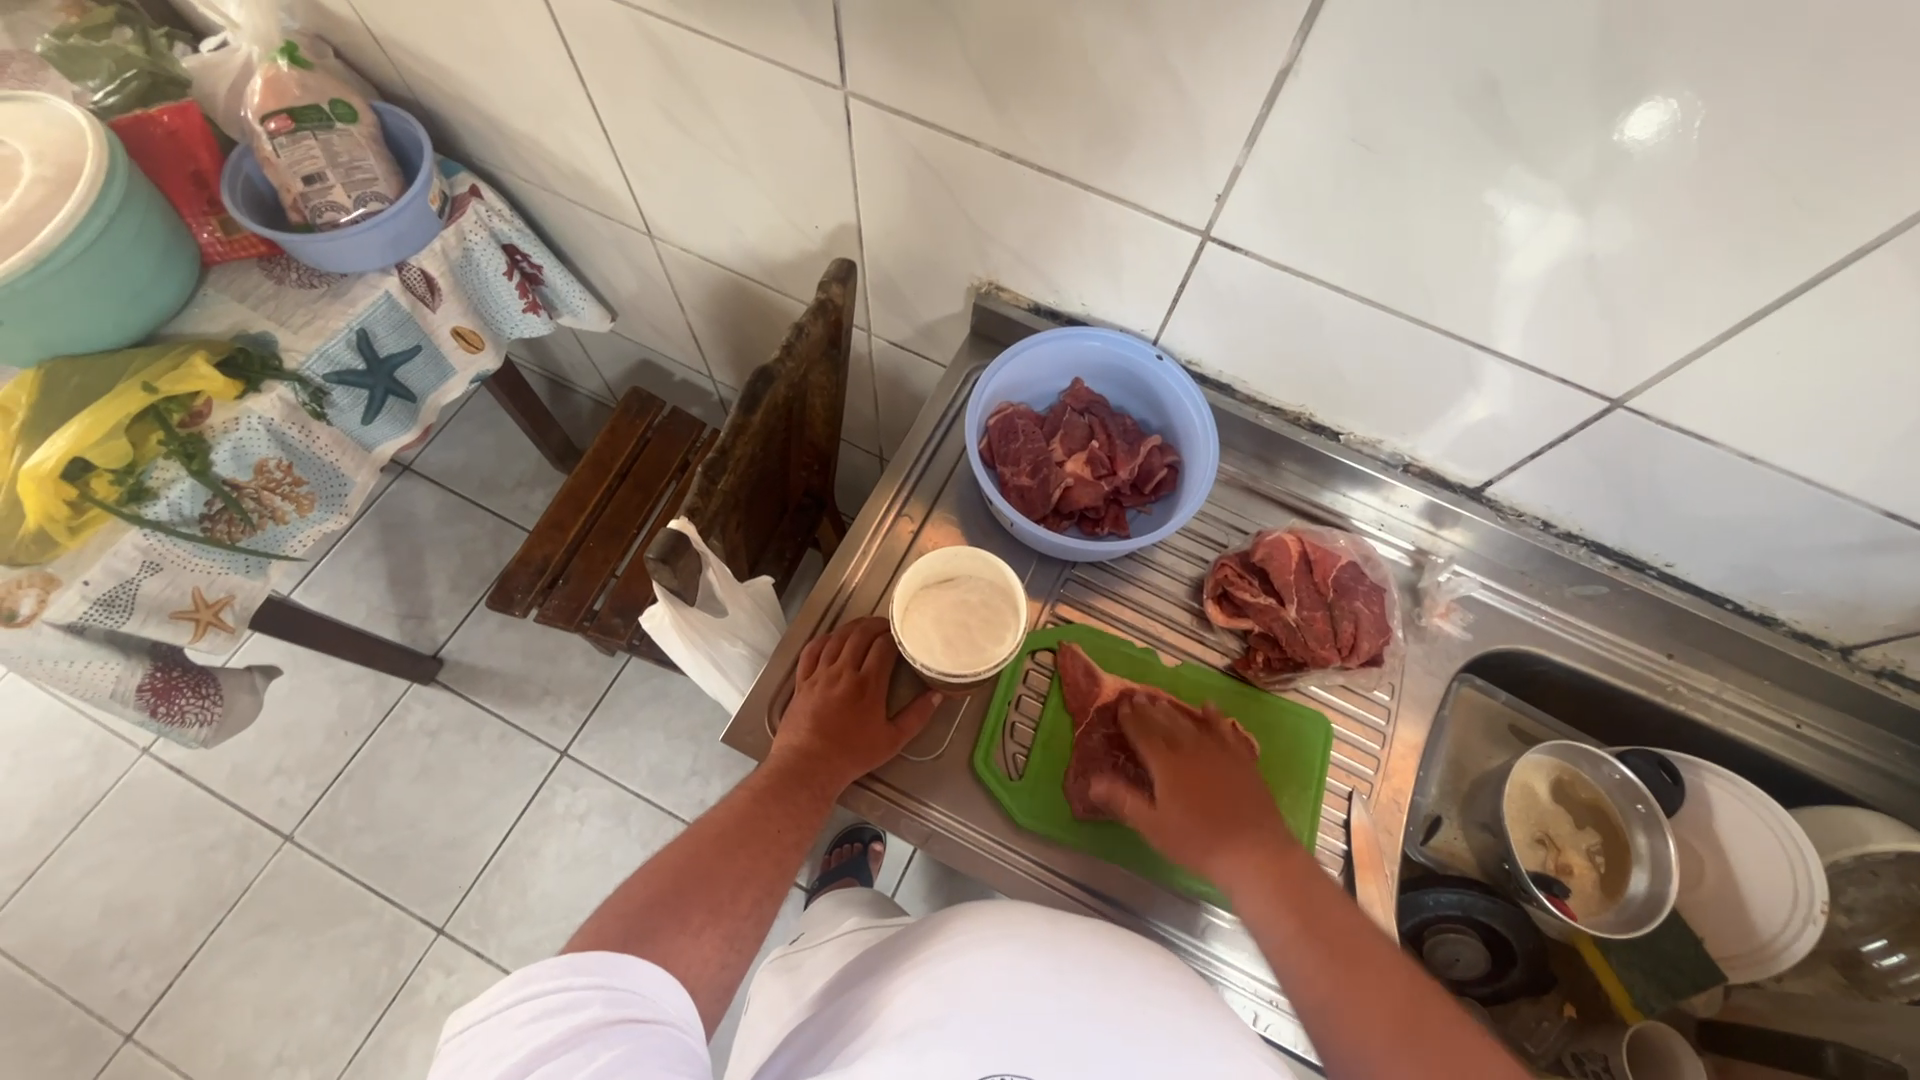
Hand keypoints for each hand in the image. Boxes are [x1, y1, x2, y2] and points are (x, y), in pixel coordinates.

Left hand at [769, 617, 941, 791]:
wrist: (807, 766)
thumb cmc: (852, 755)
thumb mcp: (892, 740)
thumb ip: (917, 716)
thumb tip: (937, 695)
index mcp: (868, 684)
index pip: (883, 646)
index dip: (894, 636)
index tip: (901, 635)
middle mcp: (843, 672)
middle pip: (860, 635)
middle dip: (875, 625)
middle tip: (886, 625)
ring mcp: (820, 674)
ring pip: (837, 639)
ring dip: (852, 627)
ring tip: (864, 625)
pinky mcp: (802, 681)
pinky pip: (811, 650)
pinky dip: (824, 639)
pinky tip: (832, 638)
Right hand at [1089, 692, 1295, 884]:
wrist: (1254, 851)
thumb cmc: (1197, 842)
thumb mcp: (1152, 826)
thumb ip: (1122, 799)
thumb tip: (1091, 780)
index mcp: (1165, 763)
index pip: (1143, 733)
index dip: (1130, 718)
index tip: (1120, 704)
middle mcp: (1190, 749)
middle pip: (1165, 723)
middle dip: (1149, 709)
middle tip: (1137, 695)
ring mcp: (1219, 751)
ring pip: (1191, 723)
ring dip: (1174, 710)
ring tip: (1162, 700)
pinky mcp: (1242, 759)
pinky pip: (1225, 730)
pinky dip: (1215, 717)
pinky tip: (1209, 707)